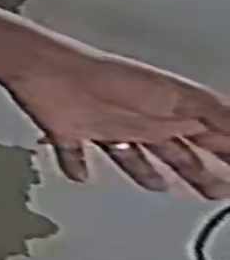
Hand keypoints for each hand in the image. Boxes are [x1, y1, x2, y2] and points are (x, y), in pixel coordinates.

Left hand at [8, 48, 229, 197]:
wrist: (48, 69)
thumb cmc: (111, 76)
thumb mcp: (184, 99)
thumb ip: (224, 119)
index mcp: (174, 114)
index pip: (217, 142)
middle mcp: (141, 121)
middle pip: (177, 153)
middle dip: (197, 172)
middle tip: (214, 191)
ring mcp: (102, 125)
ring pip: (129, 155)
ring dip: (142, 171)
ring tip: (155, 187)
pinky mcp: (65, 129)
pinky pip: (70, 152)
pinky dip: (74, 164)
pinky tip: (79, 176)